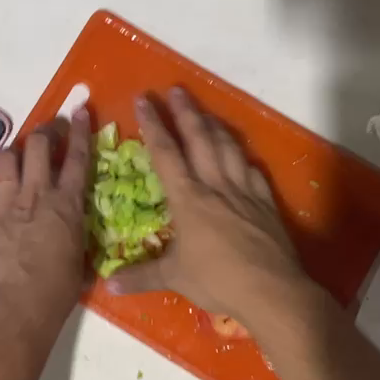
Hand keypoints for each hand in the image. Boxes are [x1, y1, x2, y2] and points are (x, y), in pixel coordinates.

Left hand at [0, 109, 91, 328]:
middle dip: (46, 130)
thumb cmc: (59, 288)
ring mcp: (8, 202)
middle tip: (50, 130)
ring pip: (8, 158)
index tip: (79, 112)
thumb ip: (77, 232)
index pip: (77, 157)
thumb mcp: (81, 256)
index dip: (79, 130)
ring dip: (16, 151)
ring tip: (21, 154)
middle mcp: (38, 195)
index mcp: (68, 204)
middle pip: (39, 146)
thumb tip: (74, 230)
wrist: (20, 303)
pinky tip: (0, 185)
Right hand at [106, 89, 327, 343]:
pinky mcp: (265, 203)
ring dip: (214, 126)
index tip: (144, 100)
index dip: (153, 124)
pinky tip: (240, 154)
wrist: (271, 290)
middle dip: (185, 112)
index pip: (166, 153)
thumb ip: (141, 275)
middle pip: (199, 139)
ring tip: (205, 112)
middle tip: (177, 89)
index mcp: (188, 199)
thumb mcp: (173, 278)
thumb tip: (107, 285)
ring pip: (227, 148)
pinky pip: (252, 170)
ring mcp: (244, 191)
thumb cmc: (217, 280)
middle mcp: (215, 186)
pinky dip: (242, 157)